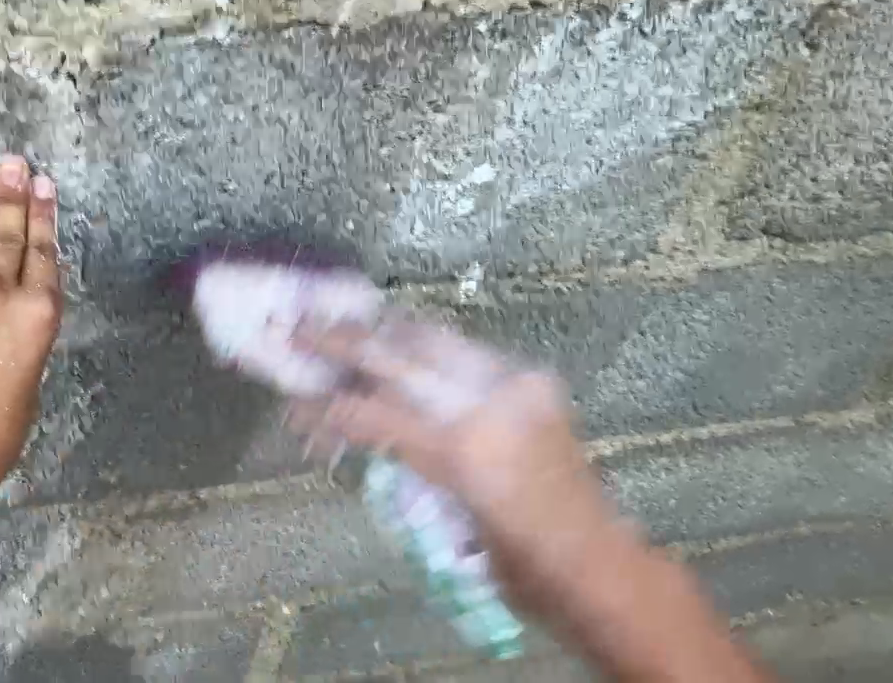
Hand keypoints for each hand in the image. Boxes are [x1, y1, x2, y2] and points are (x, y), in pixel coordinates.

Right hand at [284, 310, 635, 620]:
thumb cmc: (515, 561)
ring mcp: (512, 386)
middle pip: (394, 357)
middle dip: (339, 341)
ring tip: (338, 325)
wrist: (600, 567)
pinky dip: (420, 343)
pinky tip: (393, 339)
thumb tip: (338, 423)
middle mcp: (487, 407)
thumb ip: (395, 455)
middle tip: (297, 330)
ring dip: (378, 332)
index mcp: (462, 453)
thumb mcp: (444, 514)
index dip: (325, 407)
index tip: (292, 406)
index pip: (371, 413)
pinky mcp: (529, 380)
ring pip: (428, 338)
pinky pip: (459, 347)